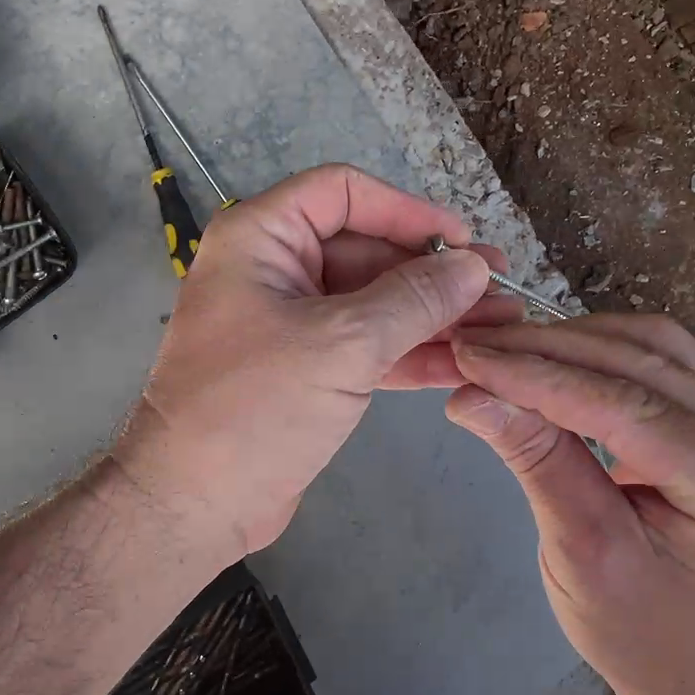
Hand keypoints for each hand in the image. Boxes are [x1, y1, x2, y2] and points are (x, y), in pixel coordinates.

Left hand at [112, 163, 521, 558]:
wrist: (193, 501)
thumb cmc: (255, 405)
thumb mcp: (342, 344)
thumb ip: (413, 299)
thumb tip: (473, 265)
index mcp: (260, 237)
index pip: (341, 193)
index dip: (406, 210)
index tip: (463, 240)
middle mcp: (271, 267)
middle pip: (363, 249)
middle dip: (431, 271)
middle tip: (502, 287)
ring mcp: (287, 319)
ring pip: (370, 300)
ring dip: (431, 312)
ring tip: (501, 323)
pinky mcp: (303, 366)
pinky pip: (363, 343)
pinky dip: (408, 351)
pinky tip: (465, 361)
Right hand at [445, 316, 694, 694]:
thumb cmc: (647, 641)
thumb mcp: (583, 556)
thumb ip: (537, 461)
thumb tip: (469, 391)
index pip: (630, 406)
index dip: (540, 375)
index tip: (467, 356)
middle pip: (646, 362)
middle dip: (548, 348)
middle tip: (470, 344)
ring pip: (654, 349)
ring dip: (571, 341)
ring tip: (500, 349)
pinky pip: (659, 366)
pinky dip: (594, 356)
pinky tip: (547, 362)